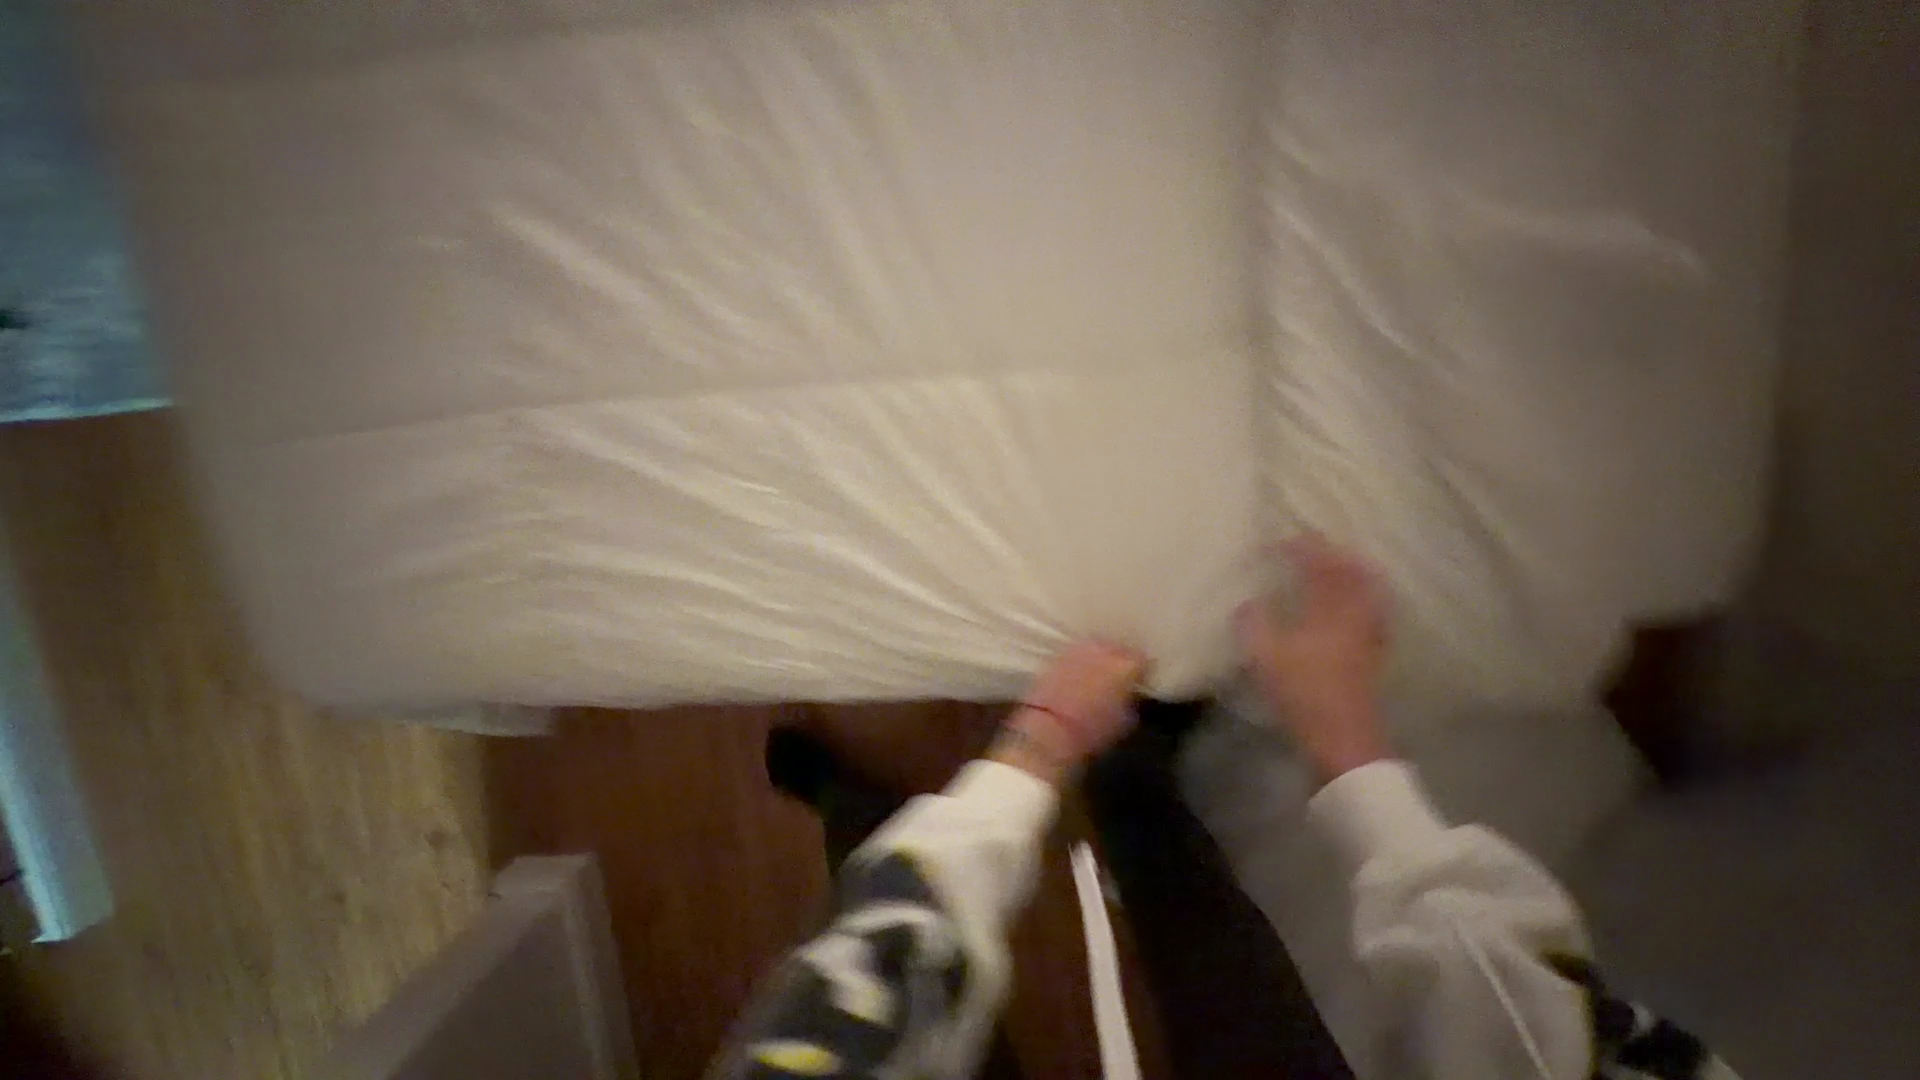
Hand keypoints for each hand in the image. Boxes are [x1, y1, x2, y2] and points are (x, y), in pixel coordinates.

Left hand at [993, 642, 1144, 783]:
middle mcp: (1103, 651)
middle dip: (1121, 658)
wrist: (1050, 728)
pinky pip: (1076, 652)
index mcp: (1125, 666)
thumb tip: (1130, 692)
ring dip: (1100, 655)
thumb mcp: (1126, 721)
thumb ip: (1131, 699)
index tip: (1141, 679)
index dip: (1143, 669)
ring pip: (1096, 645)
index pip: (1142, 658)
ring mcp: (1078, 650)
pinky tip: (1079, 671)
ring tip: (1100, 670)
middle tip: (1121, 673)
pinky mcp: (1057, 655)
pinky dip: (1080, 660)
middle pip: (1118, 647)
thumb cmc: (1093, 730)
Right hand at [1237, 535, 1391, 781]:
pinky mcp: (1373, 655)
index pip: (1320, 564)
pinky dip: (1358, 600)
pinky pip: (1370, 613)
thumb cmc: (1302, 691)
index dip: (1301, 548)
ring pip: (1368, 592)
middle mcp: (1356, 614)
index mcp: (1331, 607)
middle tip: (1312, 550)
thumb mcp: (1264, 655)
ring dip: (1351, 575)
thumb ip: (1253, 623)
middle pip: (1354, 572)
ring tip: (1331, 573)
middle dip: (1334, 555)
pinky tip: (1341, 611)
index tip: (1278, 542)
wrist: (1342, 738)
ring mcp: (1370, 635)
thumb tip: (1247, 604)